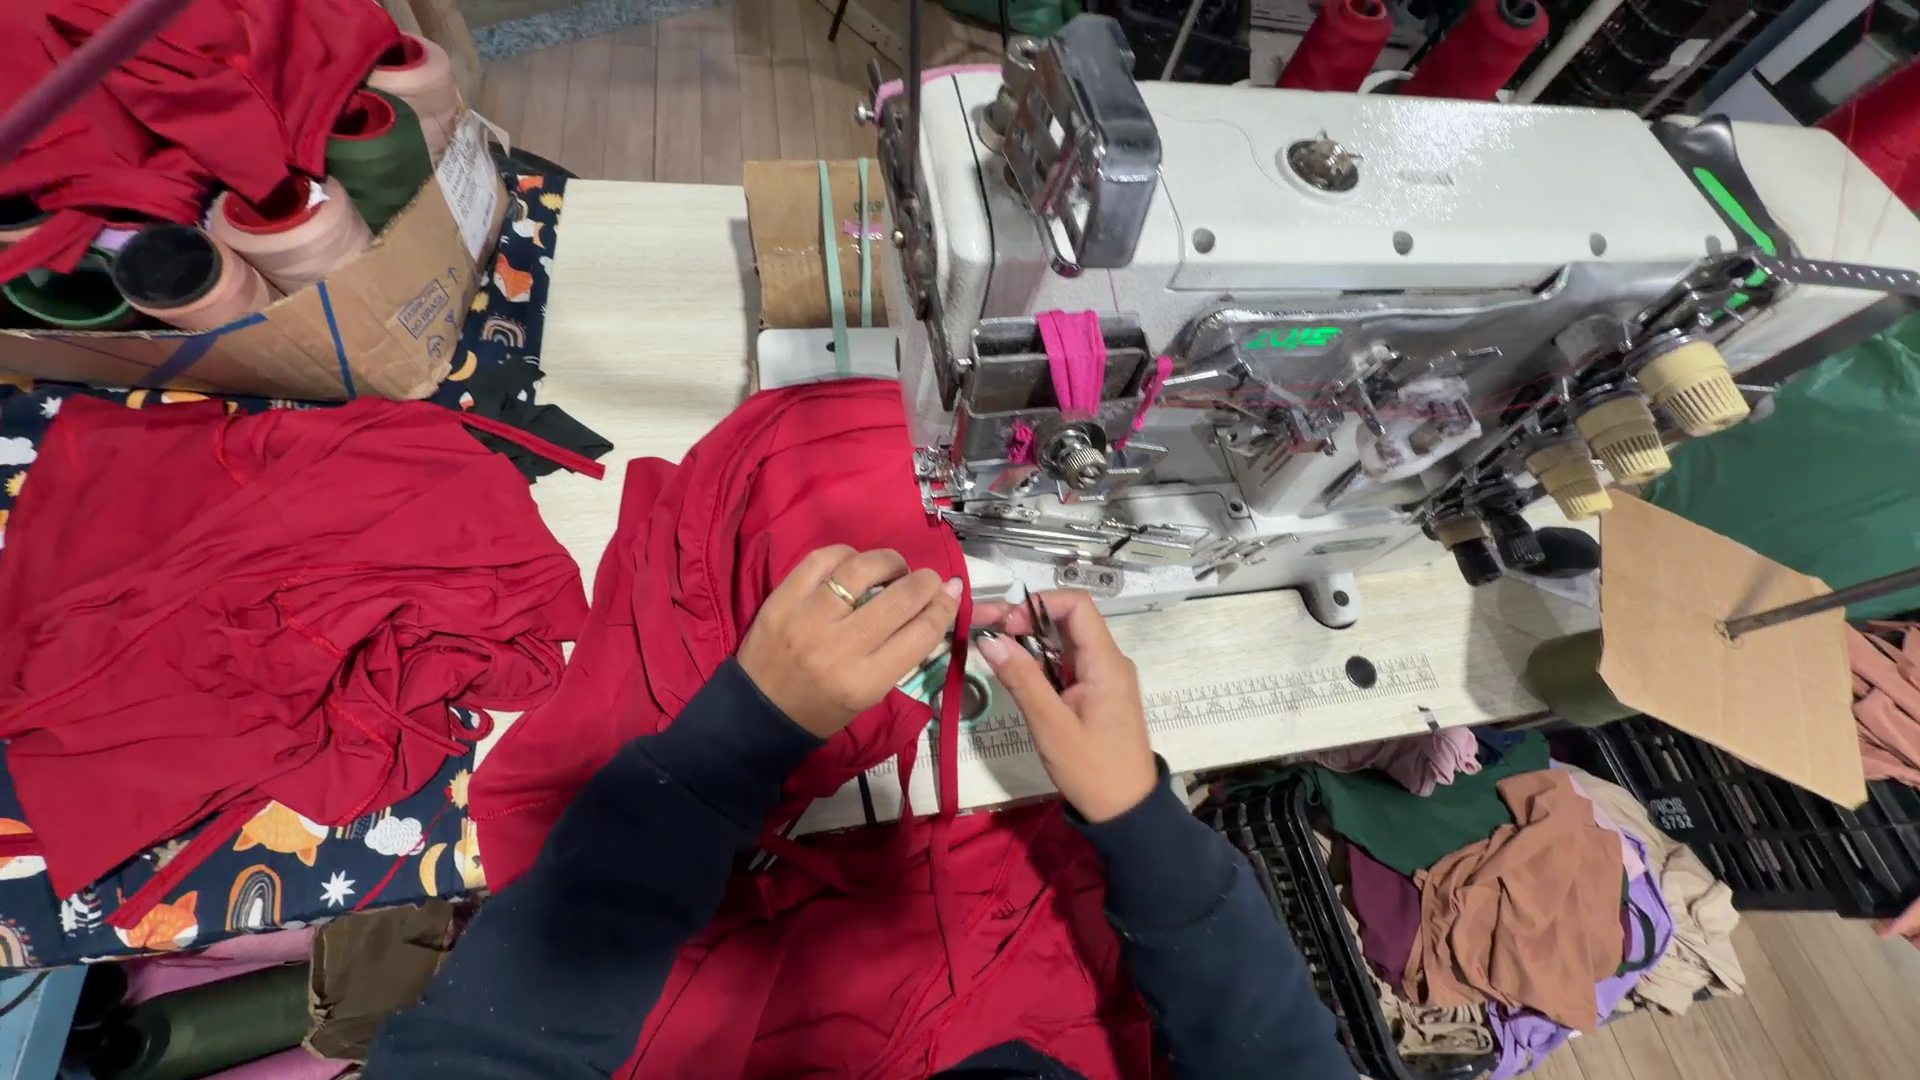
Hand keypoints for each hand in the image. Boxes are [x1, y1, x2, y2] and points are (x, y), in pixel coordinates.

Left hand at [737, 546, 962, 737]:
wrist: (758, 714)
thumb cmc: (825, 708)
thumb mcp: (872, 692)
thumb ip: (904, 649)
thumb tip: (941, 602)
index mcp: (865, 682)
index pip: (921, 633)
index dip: (945, 606)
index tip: (951, 592)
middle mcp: (839, 649)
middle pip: (900, 599)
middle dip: (925, 581)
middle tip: (928, 579)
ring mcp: (807, 620)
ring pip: (862, 569)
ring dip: (890, 561)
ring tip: (894, 568)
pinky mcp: (781, 599)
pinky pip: (822, 559)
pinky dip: (847, 554)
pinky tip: (855, 563)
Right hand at [970, 591, 1157, 822]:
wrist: (1127, 813)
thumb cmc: (1092, 770)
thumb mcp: (1051, 726)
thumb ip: (1021, 679)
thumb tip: (990, 639)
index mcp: (1106, 663)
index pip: (1076, 606)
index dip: (1037, 604)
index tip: (1005, 624)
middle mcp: (1108, 661)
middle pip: (1066, 620)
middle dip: (1023, 618)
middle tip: (983, 627)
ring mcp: (1103, 677)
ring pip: (1063, 642)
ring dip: (1028, 640)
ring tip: (990, 645)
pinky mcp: (1096, 693)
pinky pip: (1066, 664)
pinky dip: (1038, 661)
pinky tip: (1013, 670)